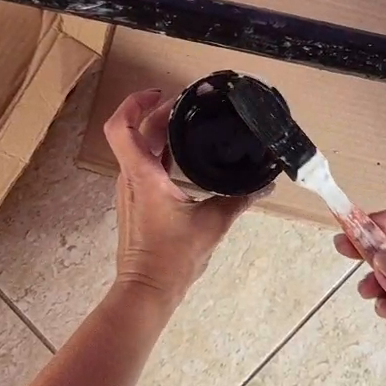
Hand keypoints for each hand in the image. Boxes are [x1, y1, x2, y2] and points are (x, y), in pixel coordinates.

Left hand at [104, 89, 251, 308]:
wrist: (146, 292)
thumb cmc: (172, 259)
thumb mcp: (212, 224)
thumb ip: (240, 199)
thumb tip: (265, 185)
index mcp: (143, 175)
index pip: (121, 127)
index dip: (134, 102)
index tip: (161, 93)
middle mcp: (131, 178)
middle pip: (135, 131)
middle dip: (159, 112)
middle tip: (190, 104)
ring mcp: (131, 190)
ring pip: (139, 148)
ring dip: (159, 131)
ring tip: (189, 122)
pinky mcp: (137, 202)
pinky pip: (144, 164)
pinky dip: (161, 151)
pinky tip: (184, 154)